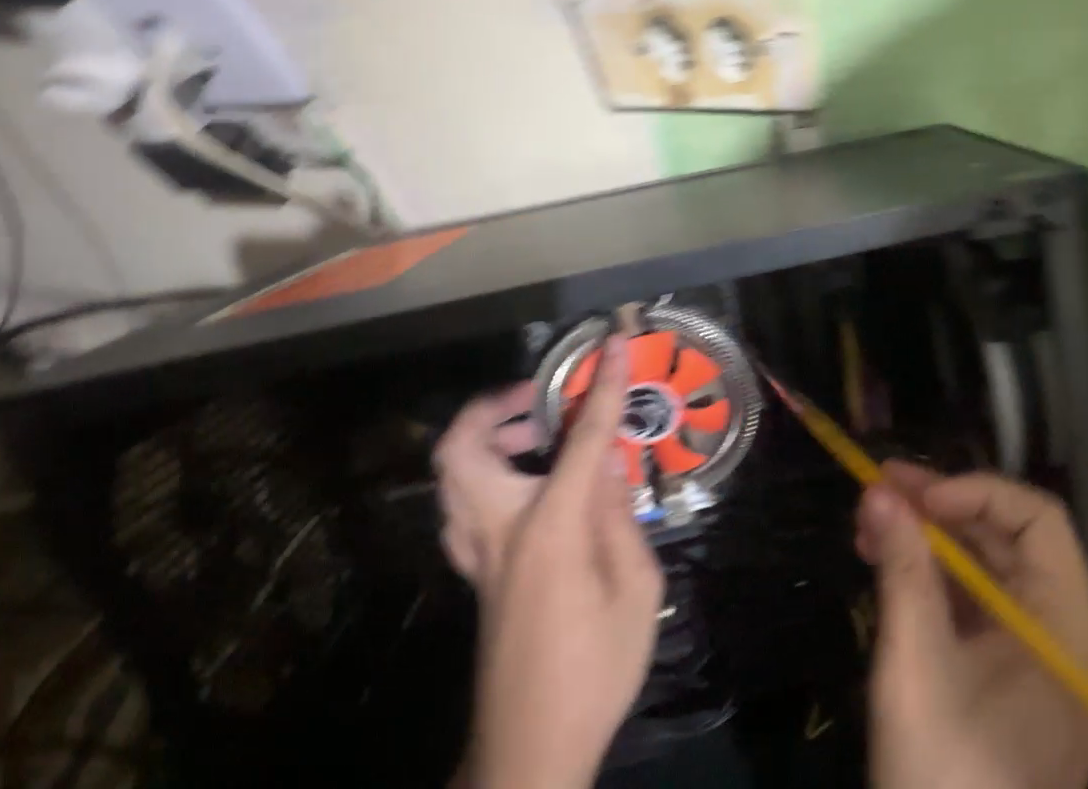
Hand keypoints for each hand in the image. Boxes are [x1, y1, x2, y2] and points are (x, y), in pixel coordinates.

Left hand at [434, 333, 664, 788]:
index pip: (581, 439)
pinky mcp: (474, 576)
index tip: (617, 343)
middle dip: (497, 405)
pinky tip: (528, 490)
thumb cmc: (597, 668)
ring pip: (451, 475)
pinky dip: (486, 478)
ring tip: (540, 438)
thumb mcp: (637, 590)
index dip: (604, 387)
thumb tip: (607, 465)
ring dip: (487, 439)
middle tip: (543, 399)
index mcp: (549, 529)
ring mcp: (476, 555)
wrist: (532, 743)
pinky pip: (462, 507)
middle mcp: (498, 531)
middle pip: (463, 447)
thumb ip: (618, 518)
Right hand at [857, 461, 1087, 788]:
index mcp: (1071, 620)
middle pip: (1012, 542)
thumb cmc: (948, 771)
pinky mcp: (1020, 681)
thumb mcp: (916, 664)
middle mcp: (1072, 629)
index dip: (972, 491)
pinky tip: (891, 568)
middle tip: (877, 491)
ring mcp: (1048, 657)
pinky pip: (985, 612)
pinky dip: (940, 585)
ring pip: (993, 574)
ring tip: (870, 525)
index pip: (1036, 519)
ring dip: (934, 544)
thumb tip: (879, 492)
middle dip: (942, 511)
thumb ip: (902, 569)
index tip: (909, 491)